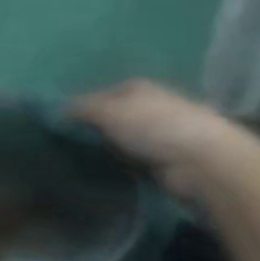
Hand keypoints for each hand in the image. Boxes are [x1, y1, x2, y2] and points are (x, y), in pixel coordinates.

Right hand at [71, 80, 247, 200]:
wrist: (202, 163)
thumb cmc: (152, 127)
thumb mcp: (106, 112)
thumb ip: (80, 109)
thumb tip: (57, 111)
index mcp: (137, 88)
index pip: (99, 94)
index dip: (80, 108)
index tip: (61, 126)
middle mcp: (150, 106)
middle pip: (113, 117)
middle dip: (94, 130)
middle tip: (68, 146)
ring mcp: (162, 133)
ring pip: (124, 140)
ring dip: (108, 150)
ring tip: (83, 162)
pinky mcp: (169, 160)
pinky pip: (136, 161)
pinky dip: (123, 166)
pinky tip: (107, 173)